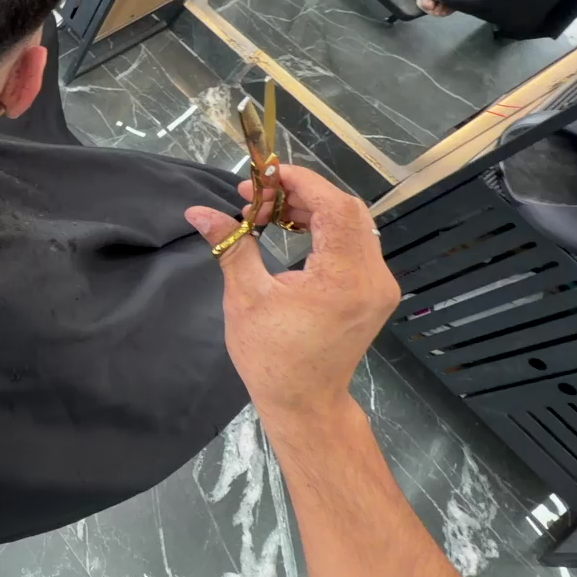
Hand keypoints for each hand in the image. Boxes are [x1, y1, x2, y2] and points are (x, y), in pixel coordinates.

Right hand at [185, 165, 399, 420]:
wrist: (303, 401)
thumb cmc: (270, 355)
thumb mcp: (245, 297)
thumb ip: (231, 247)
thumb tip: (199, 212)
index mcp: (344, 278)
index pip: (336, 208)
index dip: (303, 182)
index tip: (265, 174)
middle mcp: (373, 277)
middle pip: (349, 212)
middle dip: (303, 193)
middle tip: (258, 195)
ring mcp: (377, 285)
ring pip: (353, 226)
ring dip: (312, 210)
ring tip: (268, 212)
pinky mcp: (371, 293)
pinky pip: (352, 245)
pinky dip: (322, 230)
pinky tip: (290, 232)